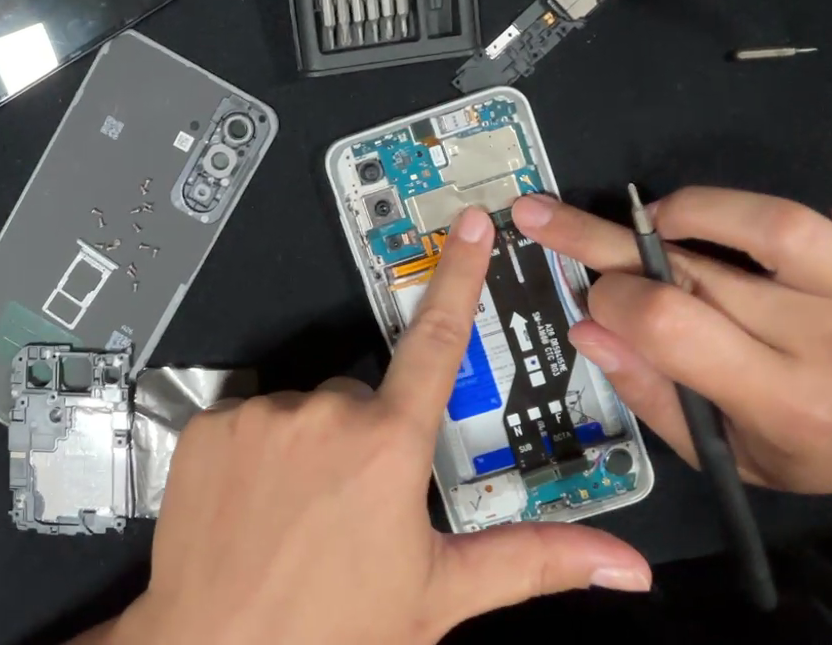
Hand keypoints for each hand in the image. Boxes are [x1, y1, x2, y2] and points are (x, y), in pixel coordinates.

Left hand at [109, 207, 649, 644]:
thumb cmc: (328, 630)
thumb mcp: (438, 594)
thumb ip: (531, 559)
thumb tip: (620, 564)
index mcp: (388, 444)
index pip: (437, 341)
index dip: (459, 277)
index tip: (470, 227)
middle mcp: (323, 413)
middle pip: (361, 395)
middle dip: (367, 435)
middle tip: (354, 505)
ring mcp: (262, 414)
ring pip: (305, 409)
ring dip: (310, 445)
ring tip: (301, 512)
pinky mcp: (211, 423)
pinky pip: (251, 418)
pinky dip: (259, 450)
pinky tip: (257, 502)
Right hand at [511, 174, 831, 500]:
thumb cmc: (825, 448)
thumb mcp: (730, 454)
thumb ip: (652, 395)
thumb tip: (587, 326)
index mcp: (783, 404)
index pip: (669, 325)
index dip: (611, 299)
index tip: (595, 297)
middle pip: (699, 270)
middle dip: (606, 241)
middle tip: (544, 215)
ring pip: (774, 224)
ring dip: (695, 210)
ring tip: (656, 219)